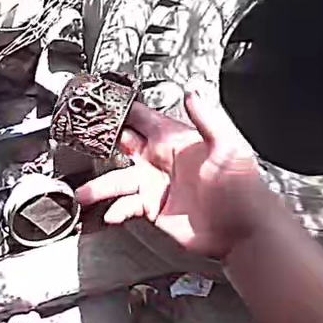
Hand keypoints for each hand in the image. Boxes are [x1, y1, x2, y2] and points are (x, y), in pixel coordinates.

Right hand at [75, 93, 285, 262]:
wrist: (244, 231)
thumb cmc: (243, 190)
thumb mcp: (229, 148)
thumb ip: (209, 119)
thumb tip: (193, 91)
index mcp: (174, 141)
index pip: (142, 119)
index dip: (120, 111)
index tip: (97, 105)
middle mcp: (161, 161)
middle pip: (121, 147)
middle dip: (99, 145)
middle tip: (78, 143)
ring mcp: (155, 185)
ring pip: (117, 181)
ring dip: (98, 188)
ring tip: (83, 194)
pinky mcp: (153, 208)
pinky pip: (126, 206)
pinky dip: (116, 211)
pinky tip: (112, 215)